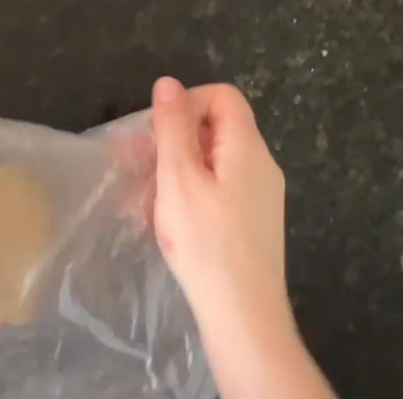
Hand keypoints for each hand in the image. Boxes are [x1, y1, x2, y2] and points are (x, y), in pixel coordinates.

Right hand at [150, 76, 335, 398]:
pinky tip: (170, 219)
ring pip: (215, 160)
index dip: (187, 102)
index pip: (222, 96)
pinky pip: (221, 187)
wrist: (244, 319)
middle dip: (176, 137)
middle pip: (217, 127)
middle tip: (141, 163)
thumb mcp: (178, 178)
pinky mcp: (254, 222)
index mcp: (248, 148)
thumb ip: (172, 127)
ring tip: (148, 195)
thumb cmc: (206, 243)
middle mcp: (261, 166)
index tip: (159, 131)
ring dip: (179, 167)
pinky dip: (193, 191)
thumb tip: (168, 83)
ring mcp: (261, 196)